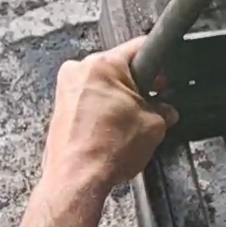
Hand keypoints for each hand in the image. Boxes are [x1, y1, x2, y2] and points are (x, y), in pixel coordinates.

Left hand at [40, 38, 177, 196]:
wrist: (77, 178)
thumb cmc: (106, 151)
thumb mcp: (153, 127)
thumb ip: (163, 111)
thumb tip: (165, 111)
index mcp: (103, 65)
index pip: (140, 48)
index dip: (160, 64)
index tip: (165, 77)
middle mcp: (79, 70)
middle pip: (119, 67)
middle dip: (138, 85)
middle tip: (154, 104)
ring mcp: (66, 88)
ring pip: (102, 84)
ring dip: (120, 98)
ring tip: (132, 123)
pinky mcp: (60, 107)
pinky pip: (89, 100)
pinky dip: (103, 110)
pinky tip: (114, 130)